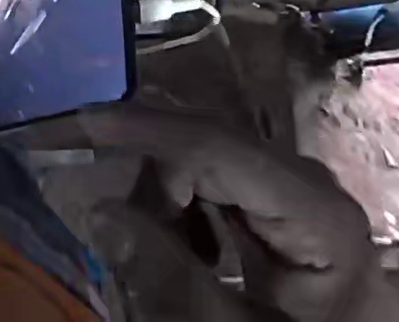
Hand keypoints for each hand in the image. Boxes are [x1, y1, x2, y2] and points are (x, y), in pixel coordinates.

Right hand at [83, 105, 398, 321]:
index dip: (146, 127)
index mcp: (315, 212)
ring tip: (155, 255)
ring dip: (168, 201)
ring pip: (209, 164)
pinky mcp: (287, 208)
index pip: (216, 144)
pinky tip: (191, 257)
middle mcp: (308, 182)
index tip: (83, 120)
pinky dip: (189, 213)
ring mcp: (299, 192)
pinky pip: (222, 188)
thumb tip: (98, 209)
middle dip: (153, 181)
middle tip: (117, 230)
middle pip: (208, 150)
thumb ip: (167, 278)